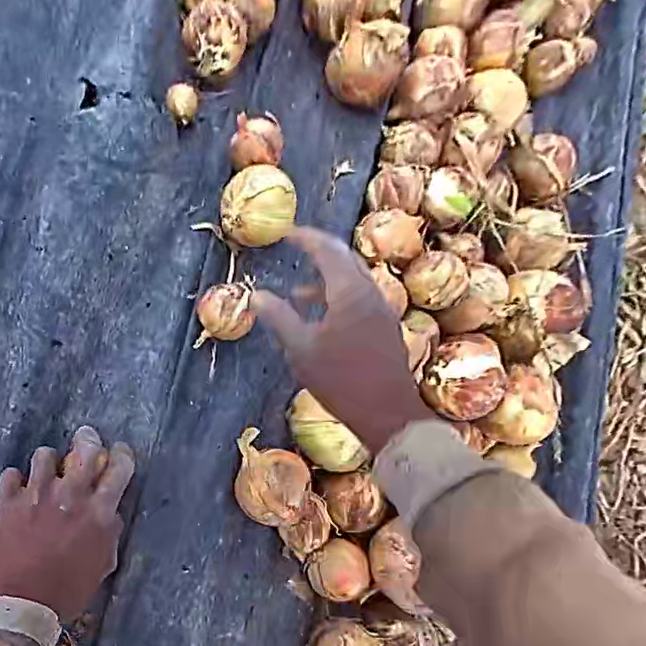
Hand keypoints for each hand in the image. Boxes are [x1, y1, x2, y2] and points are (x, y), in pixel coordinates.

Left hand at [0, 426, 136, 617]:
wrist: (24, 606)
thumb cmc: (71, 587)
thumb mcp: (105, 560)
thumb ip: (110, 529)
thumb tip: (109, 510)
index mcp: (99, 511)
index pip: (119, 466)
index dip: (121, 454)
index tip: (117, 453)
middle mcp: (71, 496)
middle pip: (85, 448)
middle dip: (88, 440)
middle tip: (85, 442)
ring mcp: (37, 496)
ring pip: (44, 454)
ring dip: (49, 462)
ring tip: (47, 473)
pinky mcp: (7, 504)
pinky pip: (11, 475)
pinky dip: (17, 481)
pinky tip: (21, 492)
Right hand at [253, 227, 434, 451]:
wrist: (389, 413)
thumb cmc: (342, 381)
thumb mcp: (301, 350)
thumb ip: (279, 318)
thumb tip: (257, 295)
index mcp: (350, 291)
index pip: (327, 249)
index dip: (305, 237)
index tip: (286, 232)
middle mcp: (371, 293)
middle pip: (345, 259)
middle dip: (319, 251)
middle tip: (296, 247)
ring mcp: (382, 311)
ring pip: (353, 281)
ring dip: (327, 278)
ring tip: (298, 291)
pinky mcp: (385, 328)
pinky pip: (360, 299)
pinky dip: (338, 297)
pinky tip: (322, 318)